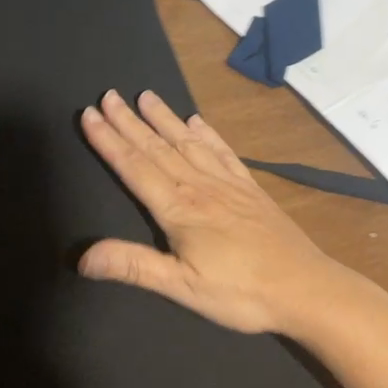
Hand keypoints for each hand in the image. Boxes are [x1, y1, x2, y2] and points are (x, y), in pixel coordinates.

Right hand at [78, 90, 353, 334]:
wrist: (303, 287)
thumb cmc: (240, 292)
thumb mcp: (182, 287)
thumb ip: (134, 266)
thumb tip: (83, 257)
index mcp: (178, 209)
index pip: (135, 167)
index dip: (109, 141)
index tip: (88, 114)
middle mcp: (199, 186)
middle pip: (157, 147)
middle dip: (129, 121)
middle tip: (108, 94)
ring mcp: (227, 183)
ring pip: (187, 142)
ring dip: (164, 119)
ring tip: (146, 96)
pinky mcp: (249, 188)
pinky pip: (222, 151)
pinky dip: (207, 133)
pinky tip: (197, 121)